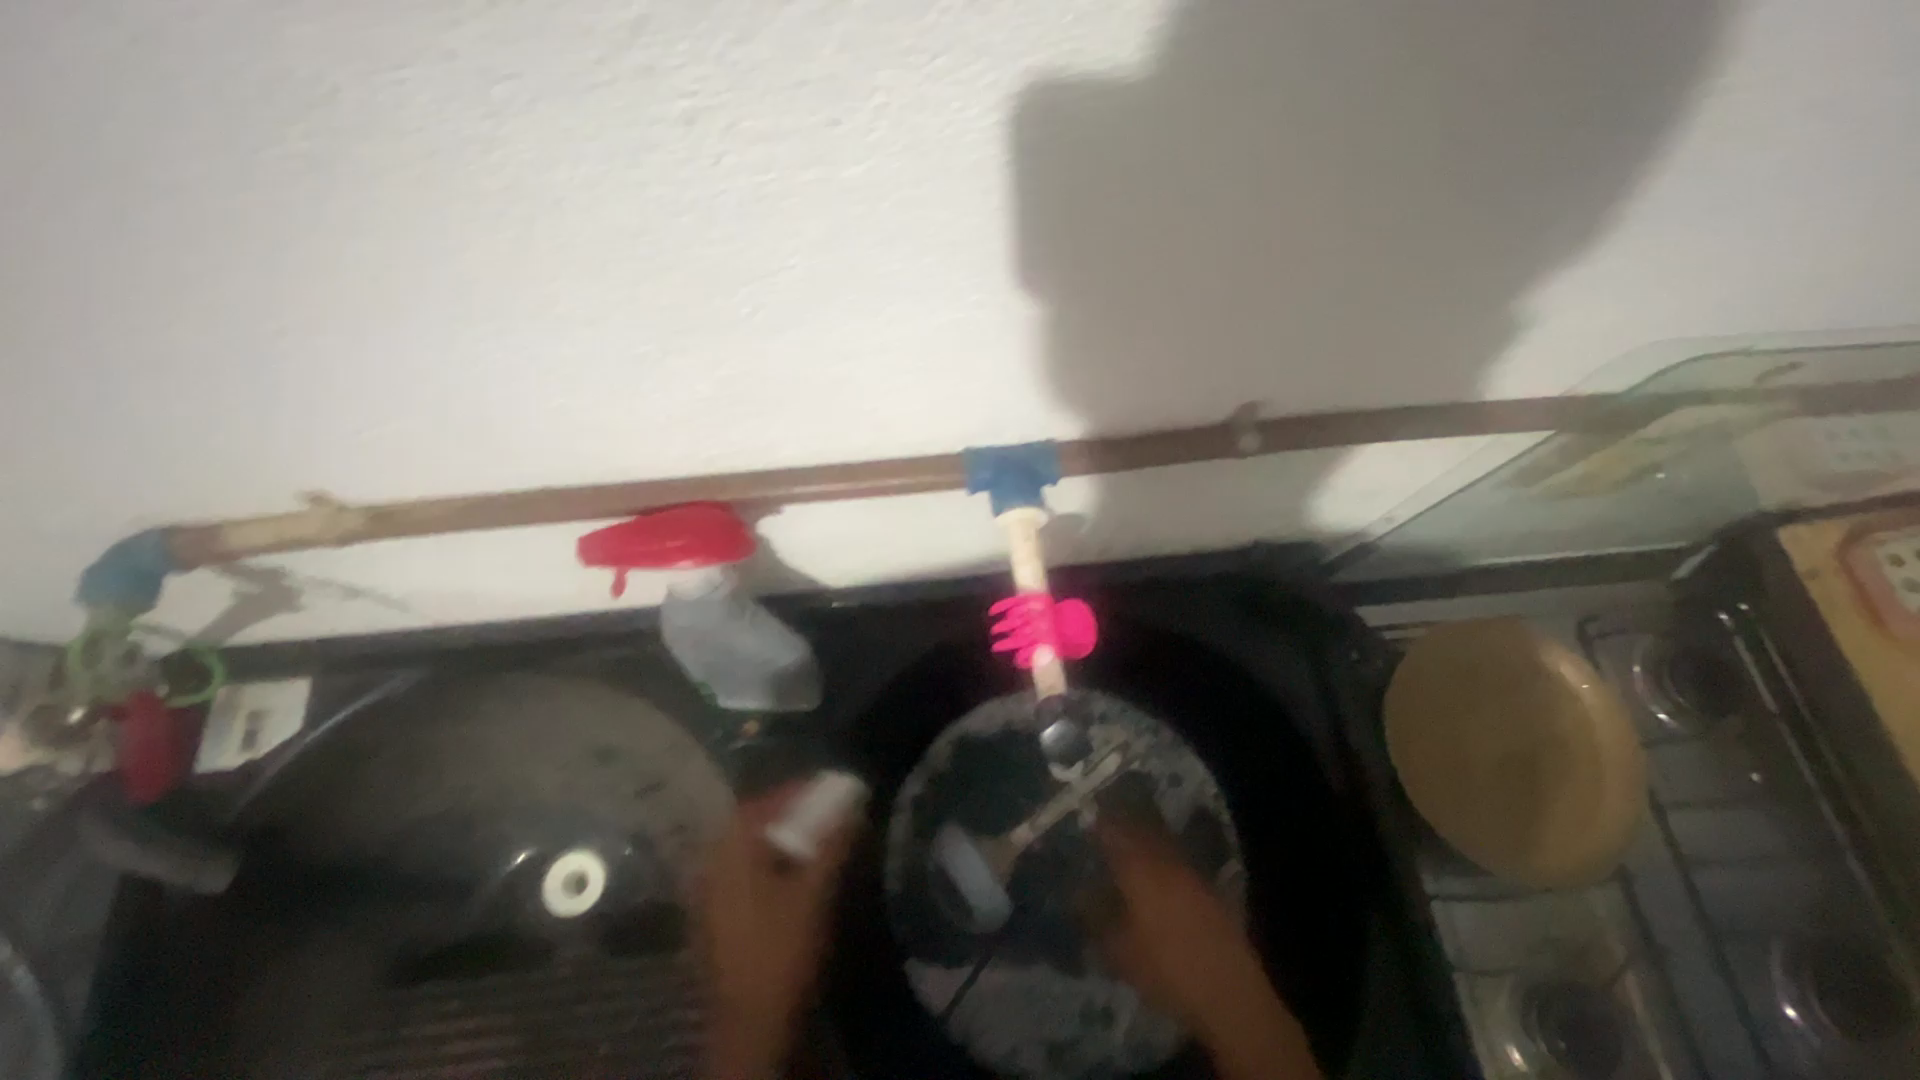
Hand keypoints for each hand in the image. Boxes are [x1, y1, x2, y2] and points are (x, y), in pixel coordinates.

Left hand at [696, 783, 859, 1078]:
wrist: (750, 1023)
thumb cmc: (781, 950)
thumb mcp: (815, 891)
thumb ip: (833, 840)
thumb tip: (852, 795)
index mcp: (728, 849)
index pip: (763, 801)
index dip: (799, 791)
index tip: (832, 788)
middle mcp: (710, 863)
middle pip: (753, 823)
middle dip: (792, 814)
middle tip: (829, 814)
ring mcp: (706, 892)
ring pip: (748, 850)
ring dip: (781, 841)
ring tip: (818, 843)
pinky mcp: (713, 918)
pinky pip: (743, 874)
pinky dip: (769, 865)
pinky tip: (794, 878)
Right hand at [1090, 814, 1324, 1079]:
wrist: (1228, 991)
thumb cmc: (1165, 968)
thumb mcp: (1118, 951)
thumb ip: (1095, 919)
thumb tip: (1080, 896)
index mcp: (1140, 870)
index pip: (1115, 834)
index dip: (1100, 824)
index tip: (1086, 819)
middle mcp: (1166, 863)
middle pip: (1142, 832)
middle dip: (1123, 825)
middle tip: (1106, 825)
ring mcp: (1192, 875)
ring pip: (1163, 845)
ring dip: (1146, 839)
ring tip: (1129, 846)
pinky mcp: (1210, 891)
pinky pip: (1179, 862)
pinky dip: (1164, 860)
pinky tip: (1158, 874)